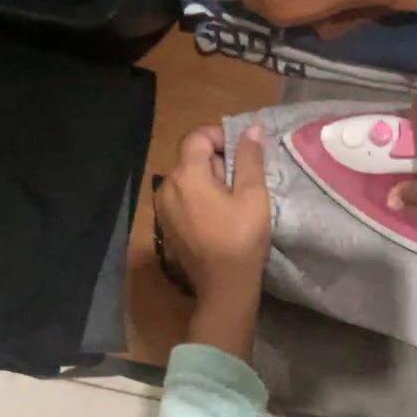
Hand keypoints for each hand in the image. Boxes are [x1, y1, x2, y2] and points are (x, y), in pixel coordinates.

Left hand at [157, 123, 270, 359]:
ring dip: (208, 184)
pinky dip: (199, 202)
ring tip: (231, 206)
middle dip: (217, 164)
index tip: (243, 155)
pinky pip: (182, 202)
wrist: (224, 288)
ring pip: (187, 181)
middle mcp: (167, 186)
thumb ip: (250, 158)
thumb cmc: (242, 240)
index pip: (198, 136)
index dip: (221, 137)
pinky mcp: (167, 227)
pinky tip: (218, 221)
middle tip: (242, 186)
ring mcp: (163, 209)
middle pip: (191, 159)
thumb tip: (251, 129)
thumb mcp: (253, 196)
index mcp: (186, 174)